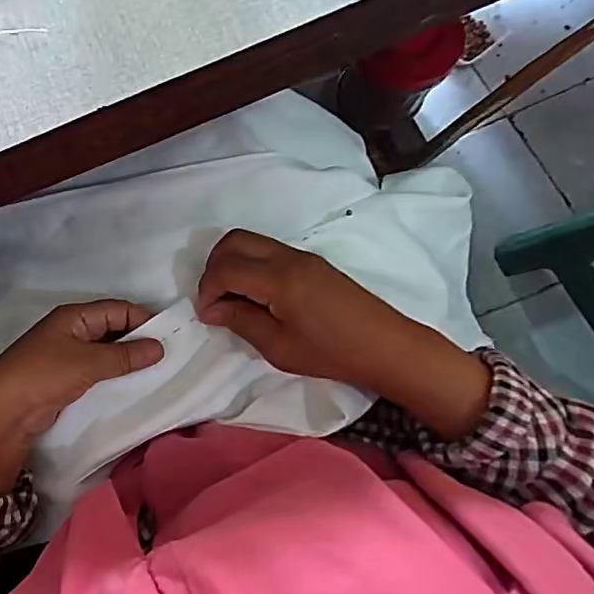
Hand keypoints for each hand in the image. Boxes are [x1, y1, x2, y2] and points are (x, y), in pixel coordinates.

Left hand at [0, 300, 164, 497]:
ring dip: (128, 360)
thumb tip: (159, 347)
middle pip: (113, 329)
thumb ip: (124, 355)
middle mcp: (71, 331)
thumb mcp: (88, 362)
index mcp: (74, 317)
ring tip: (158, 372)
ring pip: (106, 352)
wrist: (4, 412)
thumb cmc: (44, 376)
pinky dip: (115, 376)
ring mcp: (67, 356)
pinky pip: (97, 372)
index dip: (144, 319)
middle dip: (139, 340)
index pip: (117, 309)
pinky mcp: (65, 380)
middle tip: (170, 356)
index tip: (172, 336)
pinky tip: (133, 387)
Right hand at [194, 229, 492, 438]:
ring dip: (230, 263)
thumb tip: (212, 308)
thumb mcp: (278, 347)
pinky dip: (249, 264)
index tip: (207, 315)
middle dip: (213, 267)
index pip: (226, 268)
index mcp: (279, 278)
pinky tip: (254, 295)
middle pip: (233, 241)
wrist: (386, 346)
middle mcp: (288, 257)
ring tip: (231, 299)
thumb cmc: (331, 353)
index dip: (207, 290)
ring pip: (250, 241)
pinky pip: (267, 250)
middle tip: (214, 300)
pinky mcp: (311, 262)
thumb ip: (241, 321)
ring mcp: (301, 256)